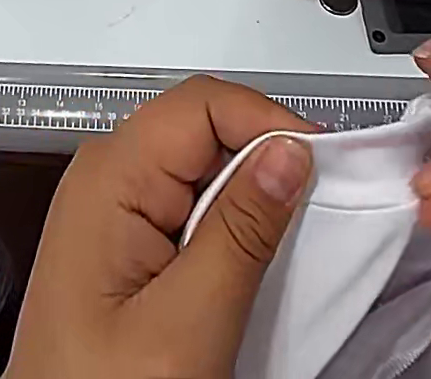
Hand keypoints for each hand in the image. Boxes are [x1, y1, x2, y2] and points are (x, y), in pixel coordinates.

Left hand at [7, 75, 317, 377]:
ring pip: (200, 155)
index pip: (201, 104)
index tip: (322, 162)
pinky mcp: (127, 227)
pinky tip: (252, 243)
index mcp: (111, 173)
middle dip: (262, 147)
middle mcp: (108, 170)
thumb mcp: (184, 327)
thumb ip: (240, 231)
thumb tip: (289, 151)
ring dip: (250, 182)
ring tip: (291, 224)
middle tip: (317, 195)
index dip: (265, 120)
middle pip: (201, 121)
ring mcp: (115, 197)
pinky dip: (230, 209)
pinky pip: (189, 191)